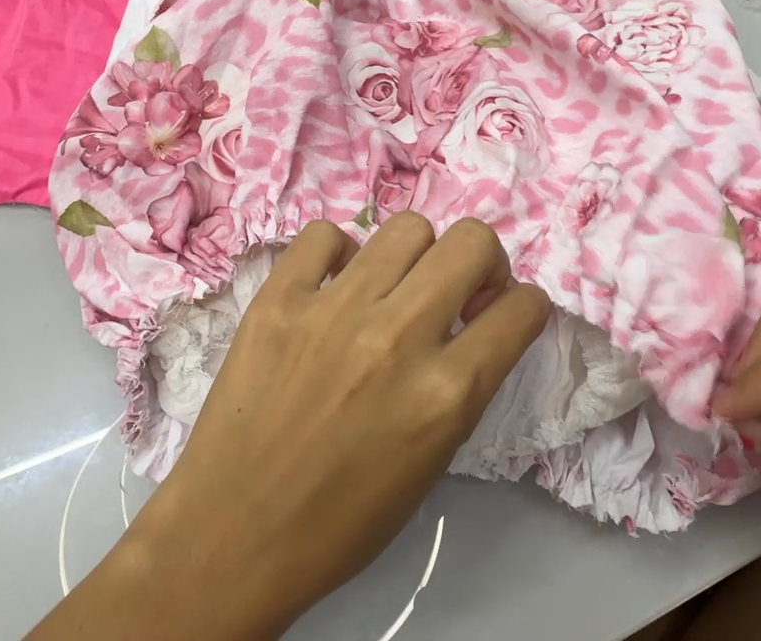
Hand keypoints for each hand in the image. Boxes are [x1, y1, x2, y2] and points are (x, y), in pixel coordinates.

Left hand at [28, 214, 551, 640]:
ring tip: (395, 287)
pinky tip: (333, 286)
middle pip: (472, 242)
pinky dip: (340, 253)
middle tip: (459, 292)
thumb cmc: (343, 519)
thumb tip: (473, 325)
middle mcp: (397, 338)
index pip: (522, 310)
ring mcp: (333, 311)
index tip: (506, 311)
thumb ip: (463, 386)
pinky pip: (325, 235)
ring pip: (407, 227)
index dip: (526, 306)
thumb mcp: (431, 461)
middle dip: (483, 263)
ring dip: (417, 256)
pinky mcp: (277, 300)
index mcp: (446, 394)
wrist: (234, 533)